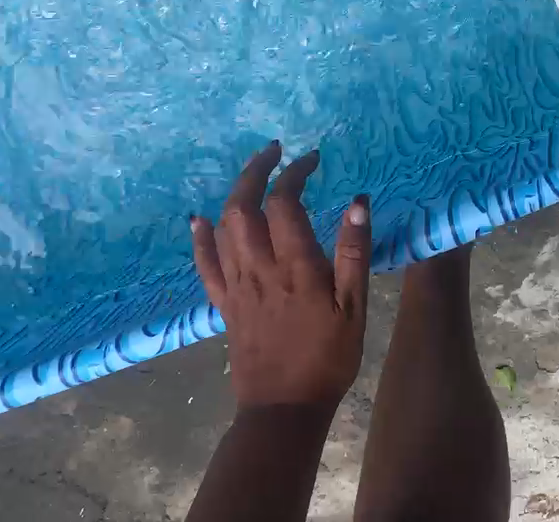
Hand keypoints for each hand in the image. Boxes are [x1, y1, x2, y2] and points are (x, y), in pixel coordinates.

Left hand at [191, 142, 371, 411]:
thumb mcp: (355, 304)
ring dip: (234, 194)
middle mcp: (258, 269)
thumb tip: (358, 201)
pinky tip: (200, 219)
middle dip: (256, 172)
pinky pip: (204, 265)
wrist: (284, 408)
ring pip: (223, 229)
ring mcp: (236, 287)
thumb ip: (354, 252)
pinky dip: (200, 237)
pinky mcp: (223, 304)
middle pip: (243, 208)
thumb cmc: (329, 354)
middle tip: (275, 151)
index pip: (284, 204)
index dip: (295, 174)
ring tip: (254, 173)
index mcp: (295, 267)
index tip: (313, 158)